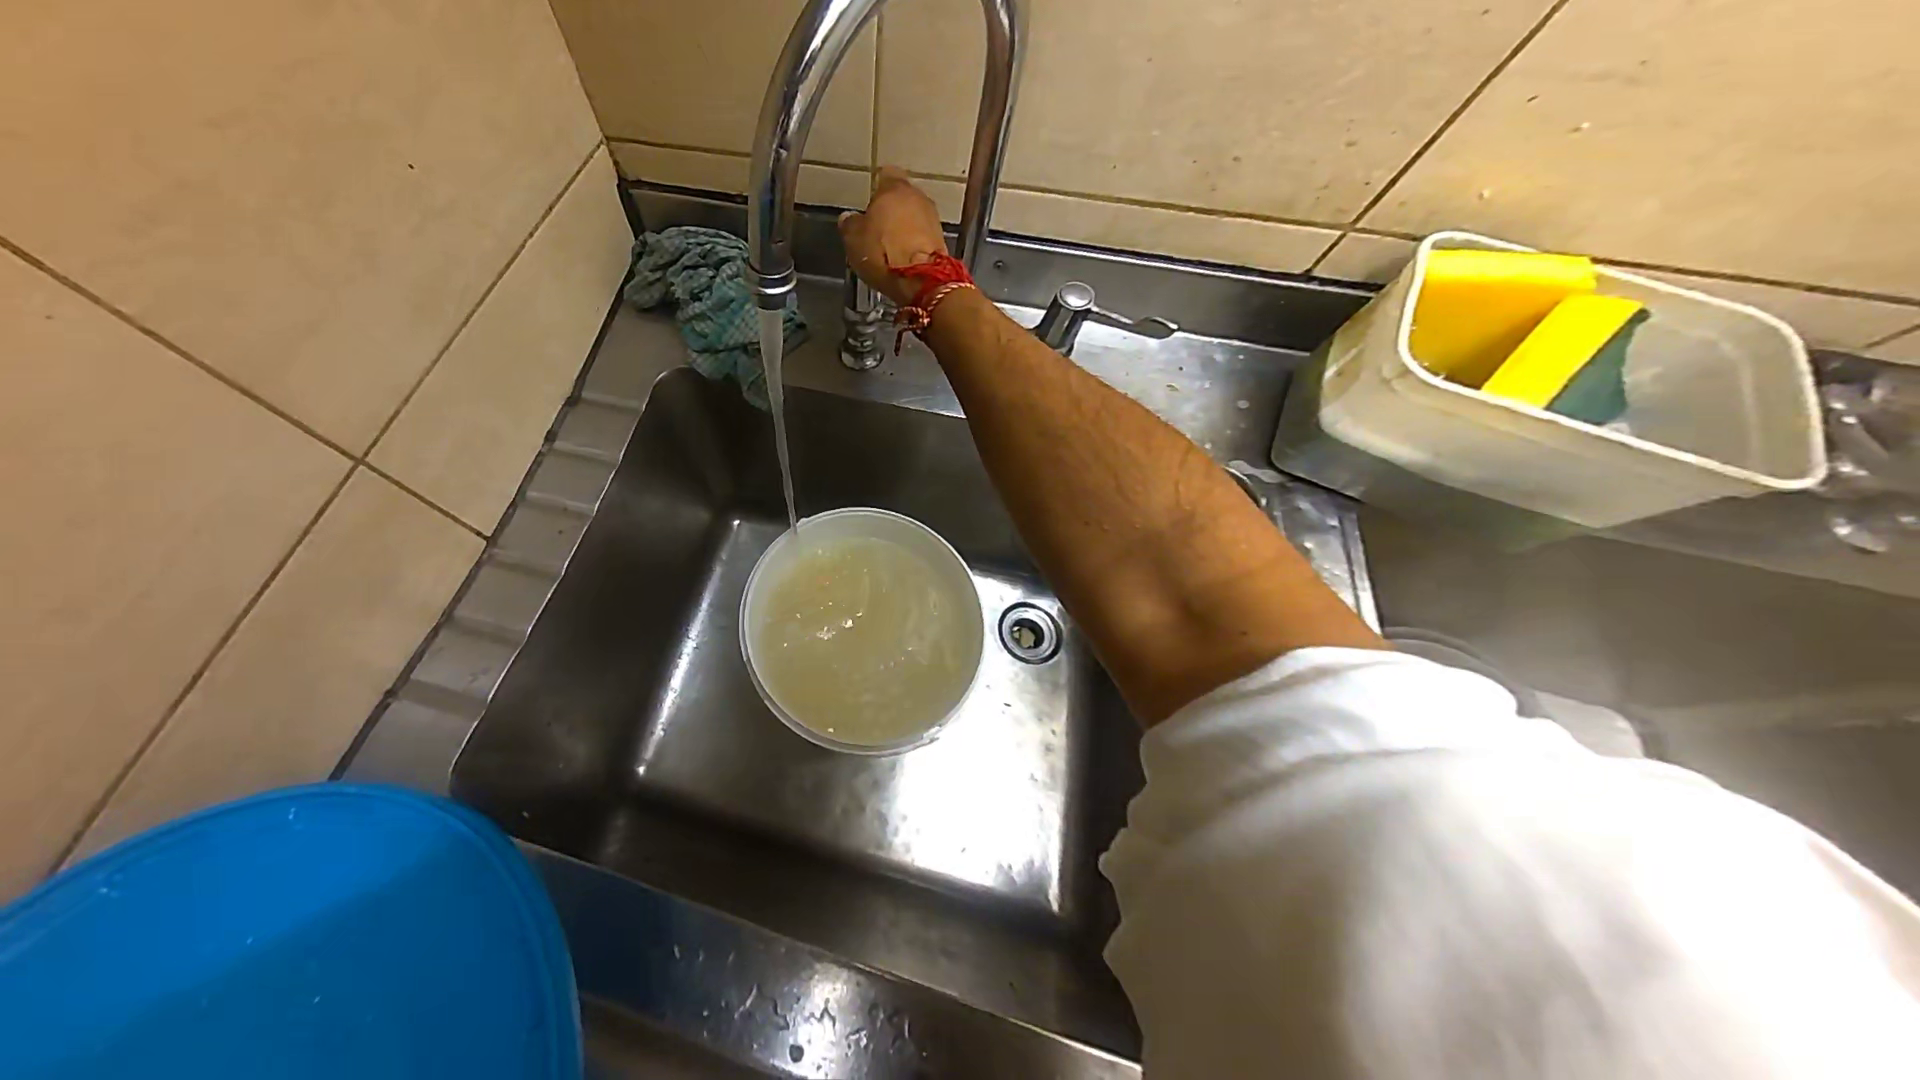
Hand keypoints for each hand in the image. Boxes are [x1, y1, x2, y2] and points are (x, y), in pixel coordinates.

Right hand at [839, 166, 948, 306]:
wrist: (921, 282)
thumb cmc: (882, 253)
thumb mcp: (854, 238)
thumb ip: (851, 224)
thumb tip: (849, 218)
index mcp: (894, 188)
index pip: (886, 175)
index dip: (878, 187)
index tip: (871, 200)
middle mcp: (918, 197)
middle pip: (904, 197)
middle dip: (893, 208)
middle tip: (879, 225)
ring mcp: (933, 219)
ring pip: (916, 216)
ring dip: (906, 226)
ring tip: (891, 244)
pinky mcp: (942, 242)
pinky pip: (924, 236)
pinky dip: (916, 242)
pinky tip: (905, 256)